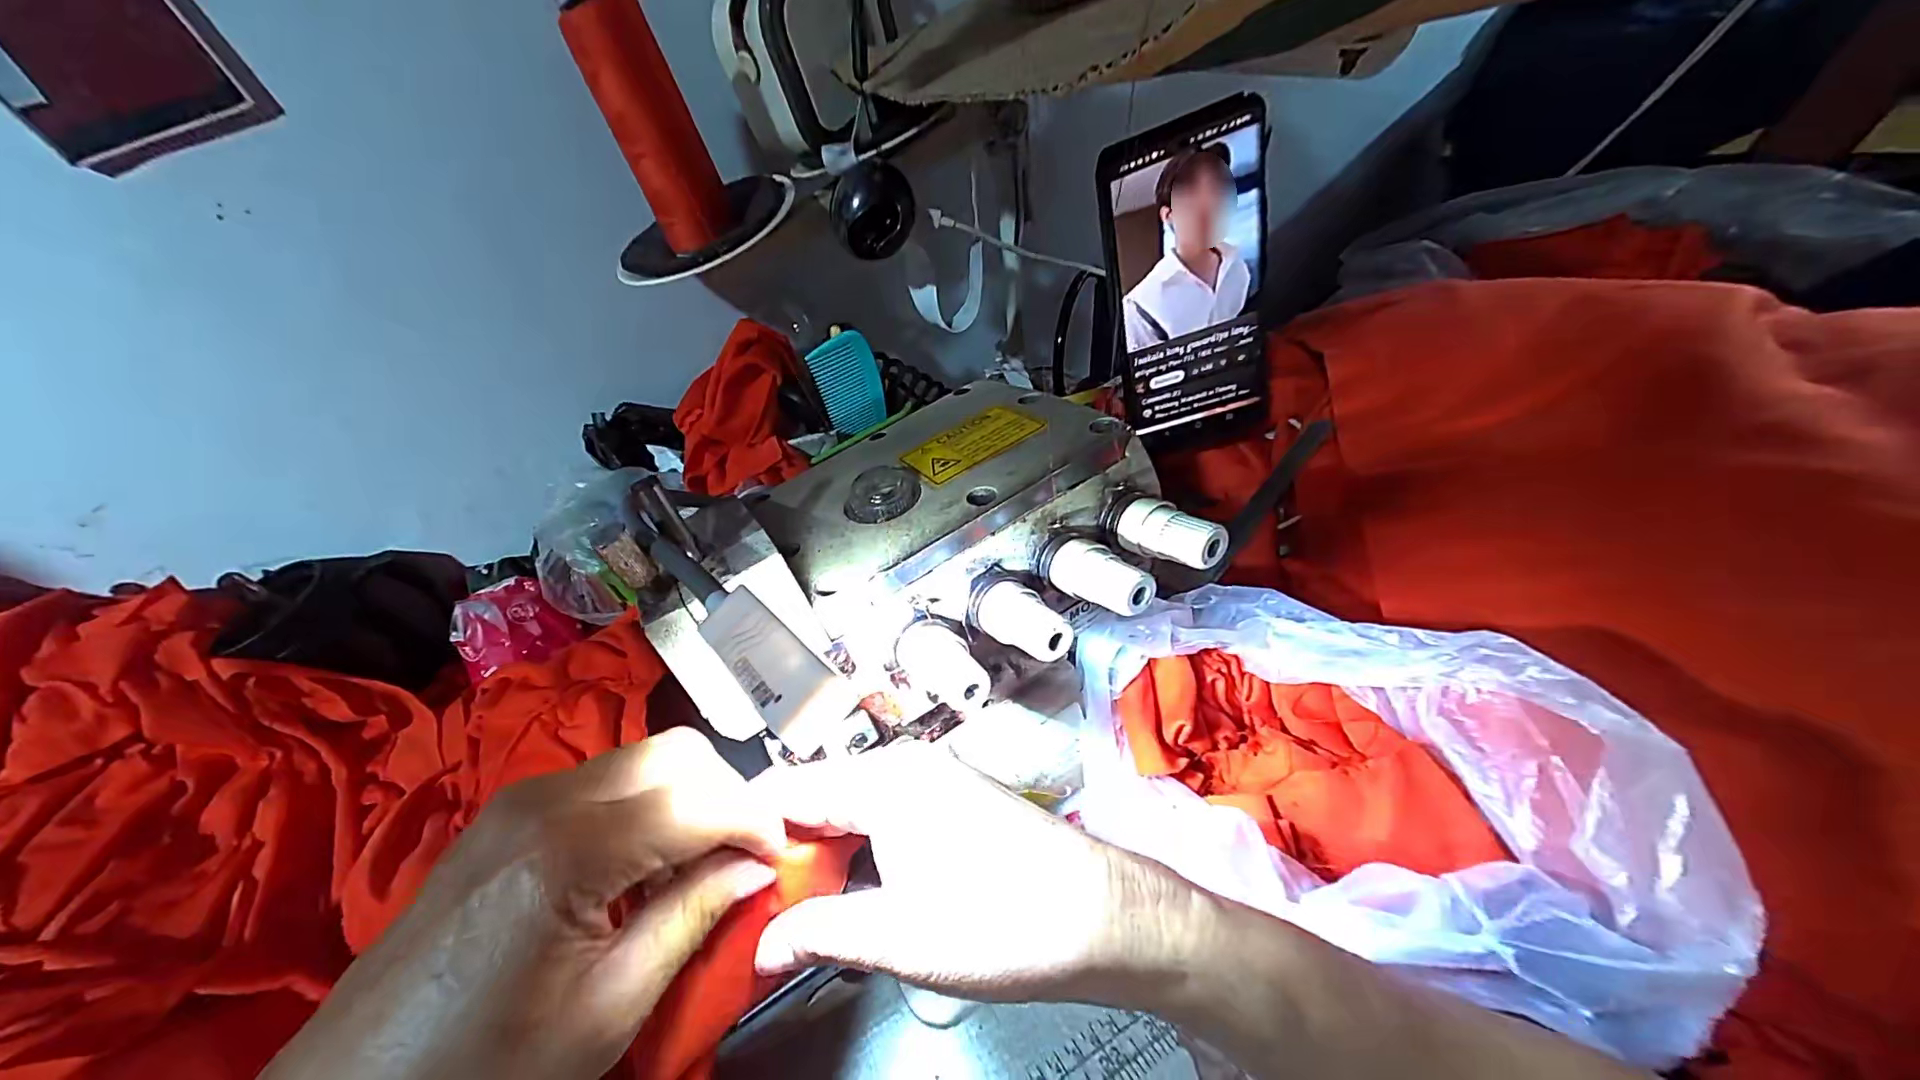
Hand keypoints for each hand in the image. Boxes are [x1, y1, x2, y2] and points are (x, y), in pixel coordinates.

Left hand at [265, 729, 785, 1079]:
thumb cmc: (485, 1067)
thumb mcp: (607, 1008)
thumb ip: (691, 918)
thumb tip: (755, 866)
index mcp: (568, 851)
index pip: (697, 799)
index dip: (754, 820)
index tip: (779, 855)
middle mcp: (547, 799)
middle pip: (676, 753)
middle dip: (727, 793)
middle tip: (741, 853)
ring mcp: (523, 797)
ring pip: (647, 755)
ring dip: (691, 794)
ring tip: (697, 859)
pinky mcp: (511, 809)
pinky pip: (609, 776)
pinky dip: (651, 800)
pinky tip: (644, 858)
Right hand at [750, 741, 1202, 1004]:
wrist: (1101, 915)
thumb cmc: (1008, 920)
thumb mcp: (900, 937)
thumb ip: (822, 932)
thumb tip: (766, 943)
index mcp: (885, 781)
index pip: (789, 789)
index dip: (746, 830)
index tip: (715, 873)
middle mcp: (907, 766)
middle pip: (818, 795)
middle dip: (783, 846)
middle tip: (750, 901)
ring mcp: (933, 780)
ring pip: (850, 806)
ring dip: (821, 850)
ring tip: (793, 905)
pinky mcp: (952, 801)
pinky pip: (882, 813)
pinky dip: (857, 847)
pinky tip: (851, 889)